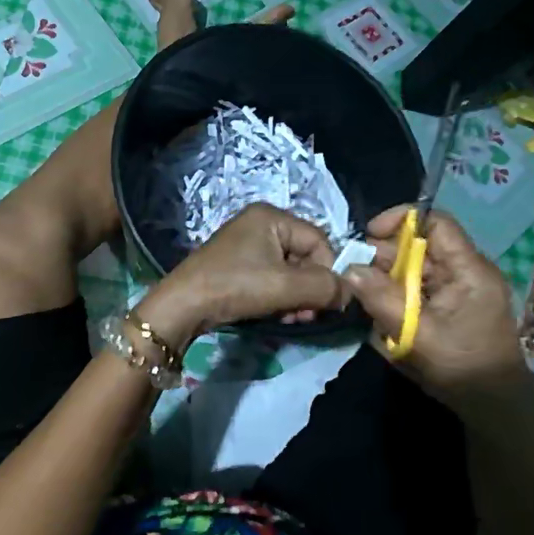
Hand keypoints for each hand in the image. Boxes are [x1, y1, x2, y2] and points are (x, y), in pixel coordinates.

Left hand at [138, 204, 348, 342]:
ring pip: (290, 270)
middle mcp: (261, 223)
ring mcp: (248, 243)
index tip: (324, 302)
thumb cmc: (235, 286)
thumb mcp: (285, 287)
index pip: (320, 240)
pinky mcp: (239, 264)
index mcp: (272, 216)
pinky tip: (276, 314)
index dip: (327, 272)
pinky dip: (279, 297)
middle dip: (310, 288)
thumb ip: (325, 287)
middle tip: (306, 315)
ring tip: (290, 318)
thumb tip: (351, 291)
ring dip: (296, 297)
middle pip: (306, 256)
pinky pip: (273, 277)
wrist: (182, 307)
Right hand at [342, 206, 529, 411]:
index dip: (402, 221)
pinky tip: (386, 313)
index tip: (370, 234)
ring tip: (368, 294)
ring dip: (392, 277)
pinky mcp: (455, 308)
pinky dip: (402, 295)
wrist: (497, 411)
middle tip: (358, 272)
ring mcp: (462, 290)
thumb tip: (351, 269)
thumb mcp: (420, 336)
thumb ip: (384, 301)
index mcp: (470, 269)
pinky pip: (423, 289)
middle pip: (423, 245)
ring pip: (419, 268)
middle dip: (388, 254)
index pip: (436, 223)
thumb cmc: (464, 369)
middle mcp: (468, 272)